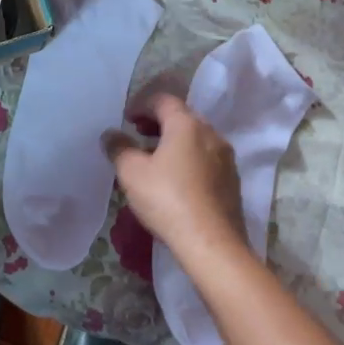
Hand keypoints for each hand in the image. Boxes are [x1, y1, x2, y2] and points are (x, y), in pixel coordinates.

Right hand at [105, 93, 245, 255]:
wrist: (213, 245)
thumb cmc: (168, 199)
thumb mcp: (131, 172)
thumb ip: (119, 148)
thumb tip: (111, 135)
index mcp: (187, 125)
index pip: (164, 99)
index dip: (142, 104)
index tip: (127, 119)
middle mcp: (211, 134)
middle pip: (182, 117)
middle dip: (158, 122)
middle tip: (138, 135)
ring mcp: (226, 159)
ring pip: (196, 139)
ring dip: (175, 142)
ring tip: (155, 159)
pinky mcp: (232, 182)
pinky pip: (206, 160)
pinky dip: (189, 160)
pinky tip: (176, 181)